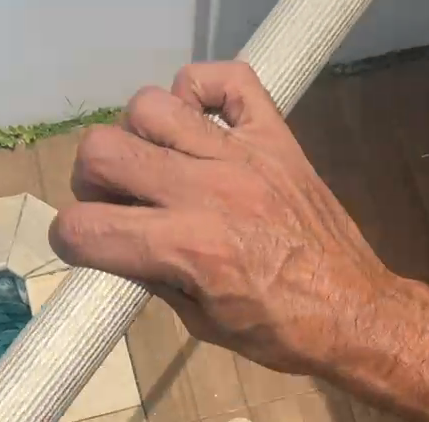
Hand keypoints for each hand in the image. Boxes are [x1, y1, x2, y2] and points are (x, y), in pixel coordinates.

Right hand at [49, 62, 402, 375]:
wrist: (356, 314)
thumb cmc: (285, 333)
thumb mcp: (207, 326)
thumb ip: (158, 282)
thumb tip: (122, 251)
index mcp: (189, 250)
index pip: (87, 228)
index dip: (72, 241)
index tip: (85, 246)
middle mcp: (208, 193)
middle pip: (103, 151)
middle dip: (93, 184)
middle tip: (119, 206)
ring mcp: (243, 158)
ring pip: (151, 106)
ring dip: (139, 138)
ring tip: (161, 168)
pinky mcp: (276, 139)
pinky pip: (226, 81)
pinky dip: (202, 91)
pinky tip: (201, 128)